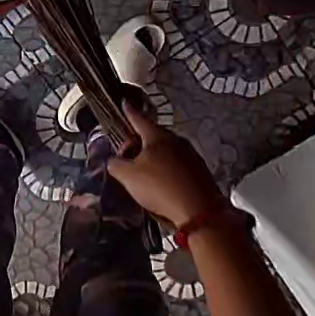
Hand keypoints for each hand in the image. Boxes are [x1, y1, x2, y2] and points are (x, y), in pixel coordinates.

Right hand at [106, 103, 229, 230]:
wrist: (201, 212)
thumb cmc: (160, 188)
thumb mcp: (127, 176)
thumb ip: (115, 164)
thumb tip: (114, 160)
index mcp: (157, 137)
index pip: (139, 119)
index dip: (129, 111)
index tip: (125, 103)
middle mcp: (176, 141)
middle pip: (153, 135)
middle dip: (139, 140)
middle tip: (127, 150)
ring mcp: (191, 155)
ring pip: (166, 149)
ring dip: (153, 155)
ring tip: (143, 169)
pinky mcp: (200, 171)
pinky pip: (177, 163)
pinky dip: (166, 167)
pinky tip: (161, 181)